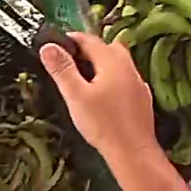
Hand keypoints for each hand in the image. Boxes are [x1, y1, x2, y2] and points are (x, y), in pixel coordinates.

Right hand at [40, 32, 158, 164]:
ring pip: (119, 63)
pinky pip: (125, 79)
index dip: (71, 39)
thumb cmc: (103, 124)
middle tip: (69, 62)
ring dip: (102, 65)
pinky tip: (104, 96)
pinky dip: (113, 80)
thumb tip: (49, 47)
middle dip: (88, 50)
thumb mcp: (76, 96)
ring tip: (84, 79)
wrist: (133, 152)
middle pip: (107, 48)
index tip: (56, 45)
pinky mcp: (142, 98)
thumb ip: (62, 70)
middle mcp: (129, 66)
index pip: (89, 39)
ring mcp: (138, 82)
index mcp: (112, 61)